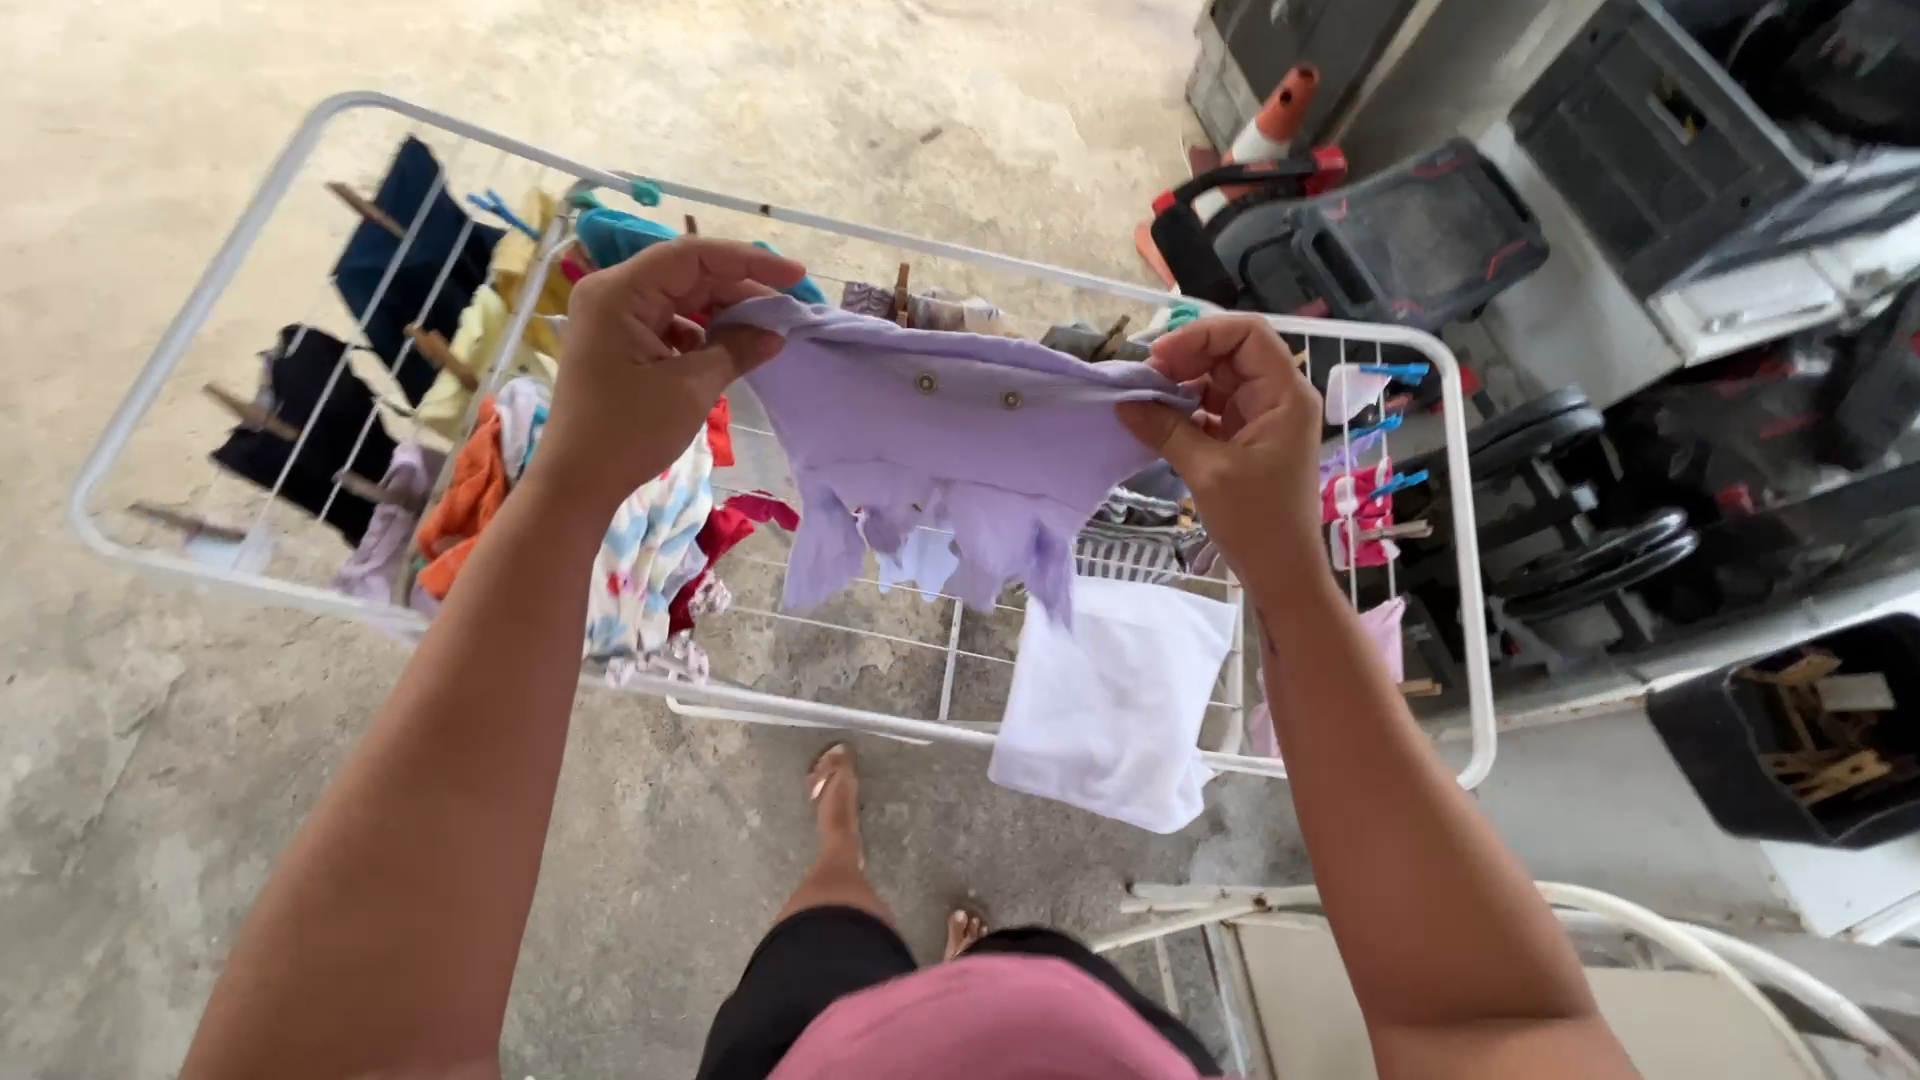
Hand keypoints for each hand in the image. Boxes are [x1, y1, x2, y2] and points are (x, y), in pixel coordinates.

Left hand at [529, 237, 803, 510]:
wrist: (579, 480)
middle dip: (741, 289)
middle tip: (787, 310)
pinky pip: (672, 324)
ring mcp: (616, 318)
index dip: (750, 261)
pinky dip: (705, 334)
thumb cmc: (629, 431)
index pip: (694, 256)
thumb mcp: (691, 389)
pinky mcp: (623, 343)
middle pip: (689, 275)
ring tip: (767, 330)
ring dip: (726, 313)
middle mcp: (615, 293)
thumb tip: (775, 333)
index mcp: (621, 292)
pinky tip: (732, 350)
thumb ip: (735, 351)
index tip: (796, 275)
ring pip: (683, 299)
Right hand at [1116, 315, 1324, 597]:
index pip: (1247, 335)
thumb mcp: (1208, 471)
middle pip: (1229, 353)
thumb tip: (1124, 402)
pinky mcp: (1244, 439)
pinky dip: (1183, 410)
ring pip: (1217, 380)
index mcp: (1285, 395)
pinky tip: (1155, 419)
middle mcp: (1277, 397)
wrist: (1280, 571)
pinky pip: (1211, 409)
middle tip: (1143, 379)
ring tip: (1144, 399)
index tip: (1158, 357)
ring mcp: (1261, 418)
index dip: (1201, 335)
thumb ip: (1166, 430)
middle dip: (1185, 358)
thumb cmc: (1257, 521)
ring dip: (1180, 384)